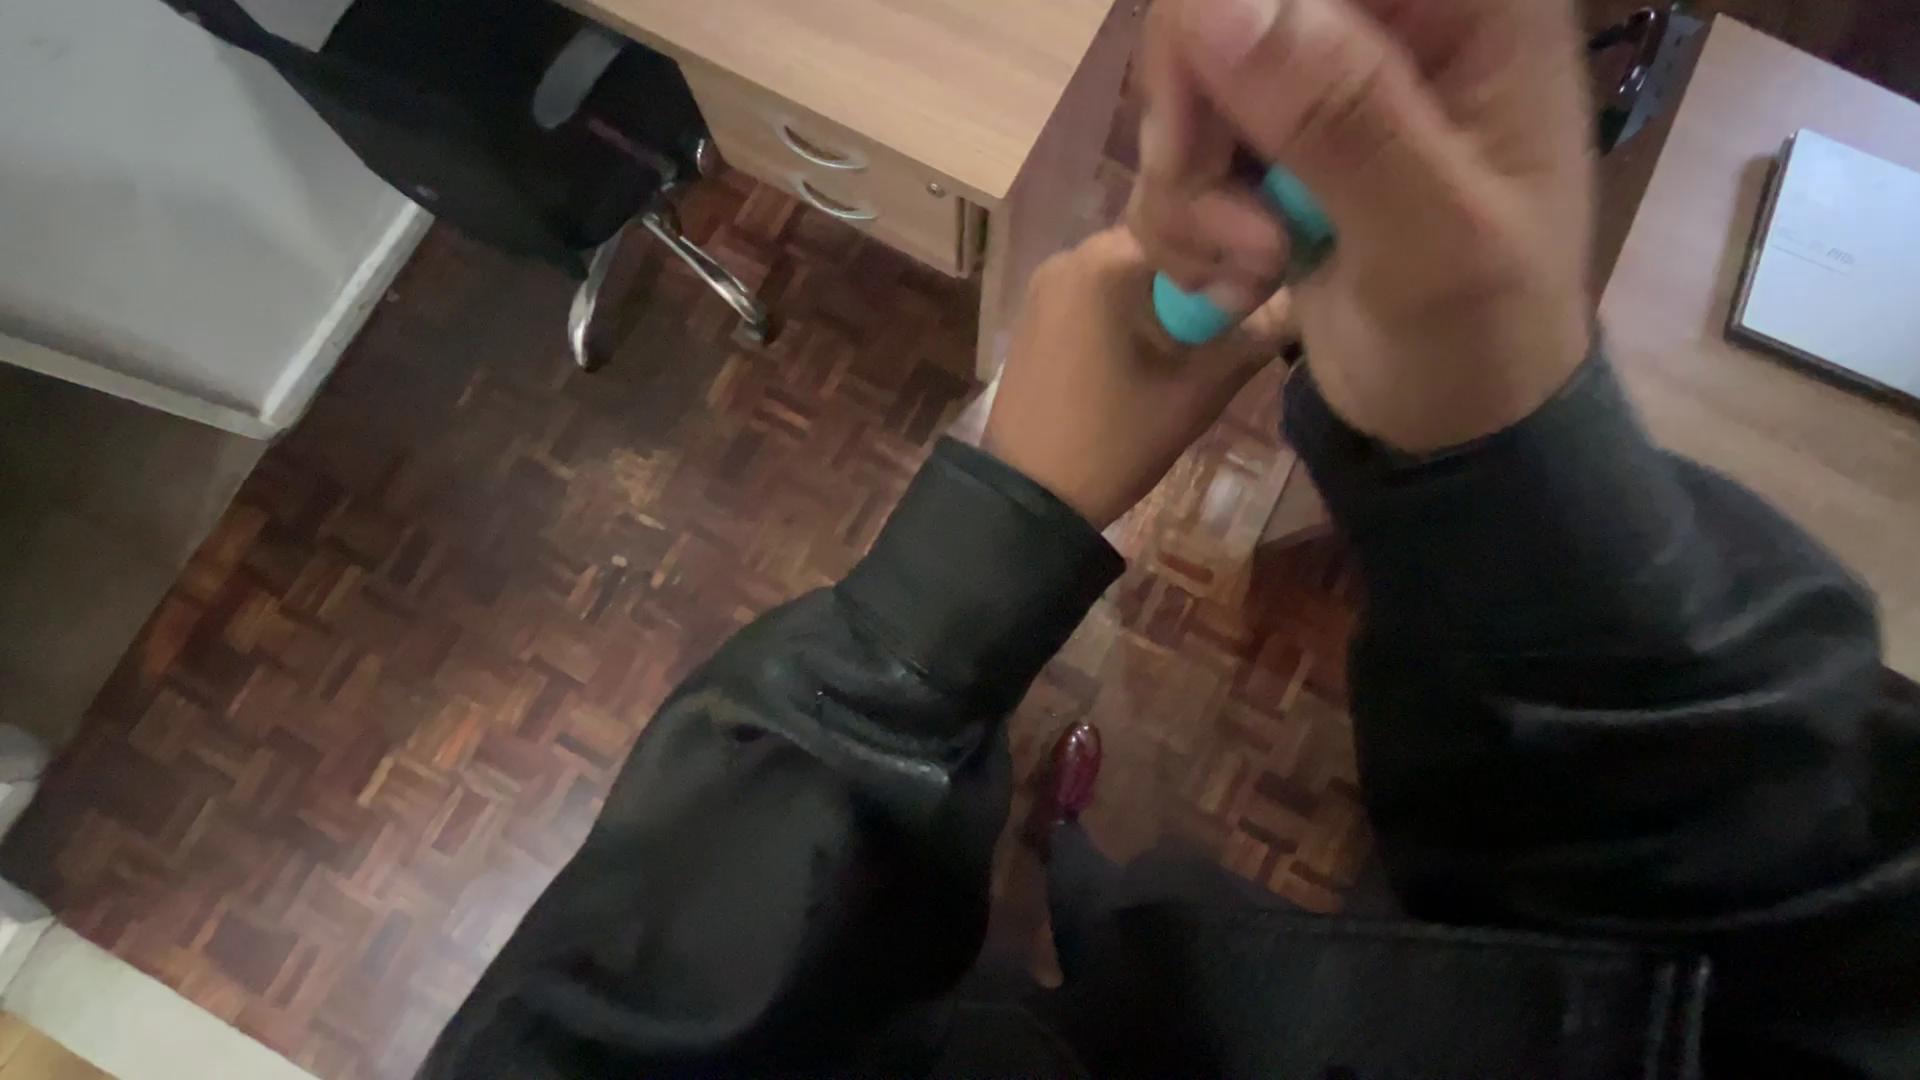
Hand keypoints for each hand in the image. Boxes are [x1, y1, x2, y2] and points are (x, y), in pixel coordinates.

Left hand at [983, 228, 1293, 529]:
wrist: (1030, 498)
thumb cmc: (1114, 445)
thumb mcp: (1197, 392)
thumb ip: (1256, 333)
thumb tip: (1308, 290)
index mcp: (1106, 260)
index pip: (1197, 221)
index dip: (1239, 250)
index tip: (1267, 285)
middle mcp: (1070, 254)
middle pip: (1162, 242)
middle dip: (1201, 277)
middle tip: (1232, 321)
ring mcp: (1046, 284)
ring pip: (1130, 270)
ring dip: (1165, 297)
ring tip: (1187, 344)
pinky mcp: (1035, 314)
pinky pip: (1098, 293)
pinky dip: (1129, 311)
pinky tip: (1143, 351)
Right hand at [1130, 0, 1595, 451]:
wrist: (1446, 413)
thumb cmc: (1475, 336)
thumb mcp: (1428, 238)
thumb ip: (1340, 118)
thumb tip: (1212, 4)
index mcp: (1454, 3)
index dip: (1213, 38)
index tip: (1202, 144)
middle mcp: (1368, 30)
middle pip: (1203, 27)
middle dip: (1194, 146)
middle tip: (1242, 239)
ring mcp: (1305, 99)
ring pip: (1174, 106)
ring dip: (1188, 210)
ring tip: (1252, 276)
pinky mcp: (1260, 166)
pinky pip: (1170, 172)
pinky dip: (1182, 238)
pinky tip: (1237, 285)